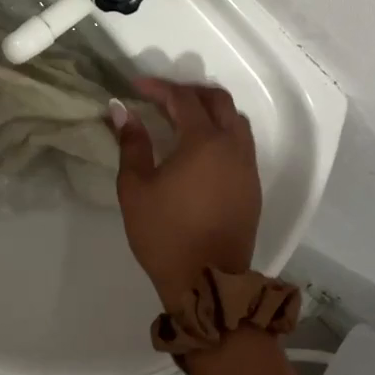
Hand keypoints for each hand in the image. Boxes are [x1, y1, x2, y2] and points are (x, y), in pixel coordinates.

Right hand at [112, 79, 261, 309]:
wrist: (207, 287)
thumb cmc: (165, 234)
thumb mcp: (136, 188)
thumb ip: (131, 144)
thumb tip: (122, 110)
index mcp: (205, 142)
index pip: (183, 99)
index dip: (158, 88)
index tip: (135, 87)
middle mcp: (233, 148)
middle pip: (219, 101)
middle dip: (190, 92)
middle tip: (162, 97)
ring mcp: (247, 169)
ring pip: (236, 121)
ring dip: (210, 111)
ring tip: (181, 118)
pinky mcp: (252, 189)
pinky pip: (241, 145)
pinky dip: (221, 133)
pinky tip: (199, 148)